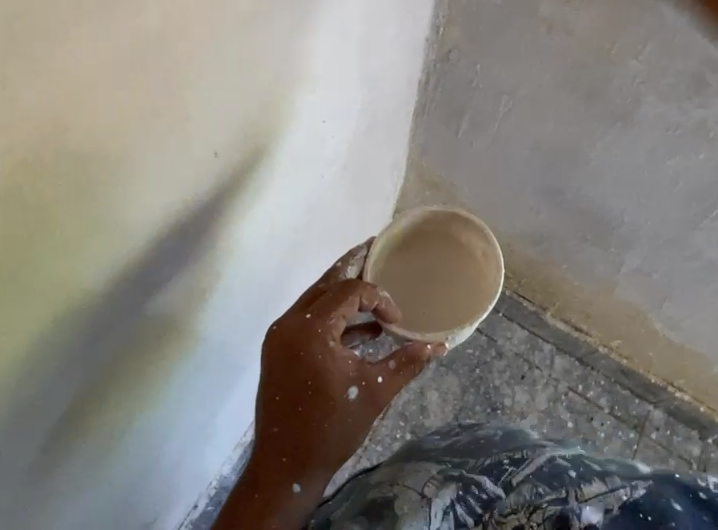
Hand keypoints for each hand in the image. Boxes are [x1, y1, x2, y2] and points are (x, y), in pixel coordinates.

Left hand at [247, 242, 444, 492]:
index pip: (350, 291)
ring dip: (343, 293)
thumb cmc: (331, 428)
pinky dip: (332, 317)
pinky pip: (308, 319)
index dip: (379, 298)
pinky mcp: (278, 351)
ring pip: (315, 299)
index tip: (398, 321)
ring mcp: (280, 337)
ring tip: (372, 287)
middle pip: (327, 283)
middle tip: (376, 249)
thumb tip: (439, 345)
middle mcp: (290, 324)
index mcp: (312, 329)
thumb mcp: (375, 392)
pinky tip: (361, 330)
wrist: (285, 468)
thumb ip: (406, 362)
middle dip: (354, 269)